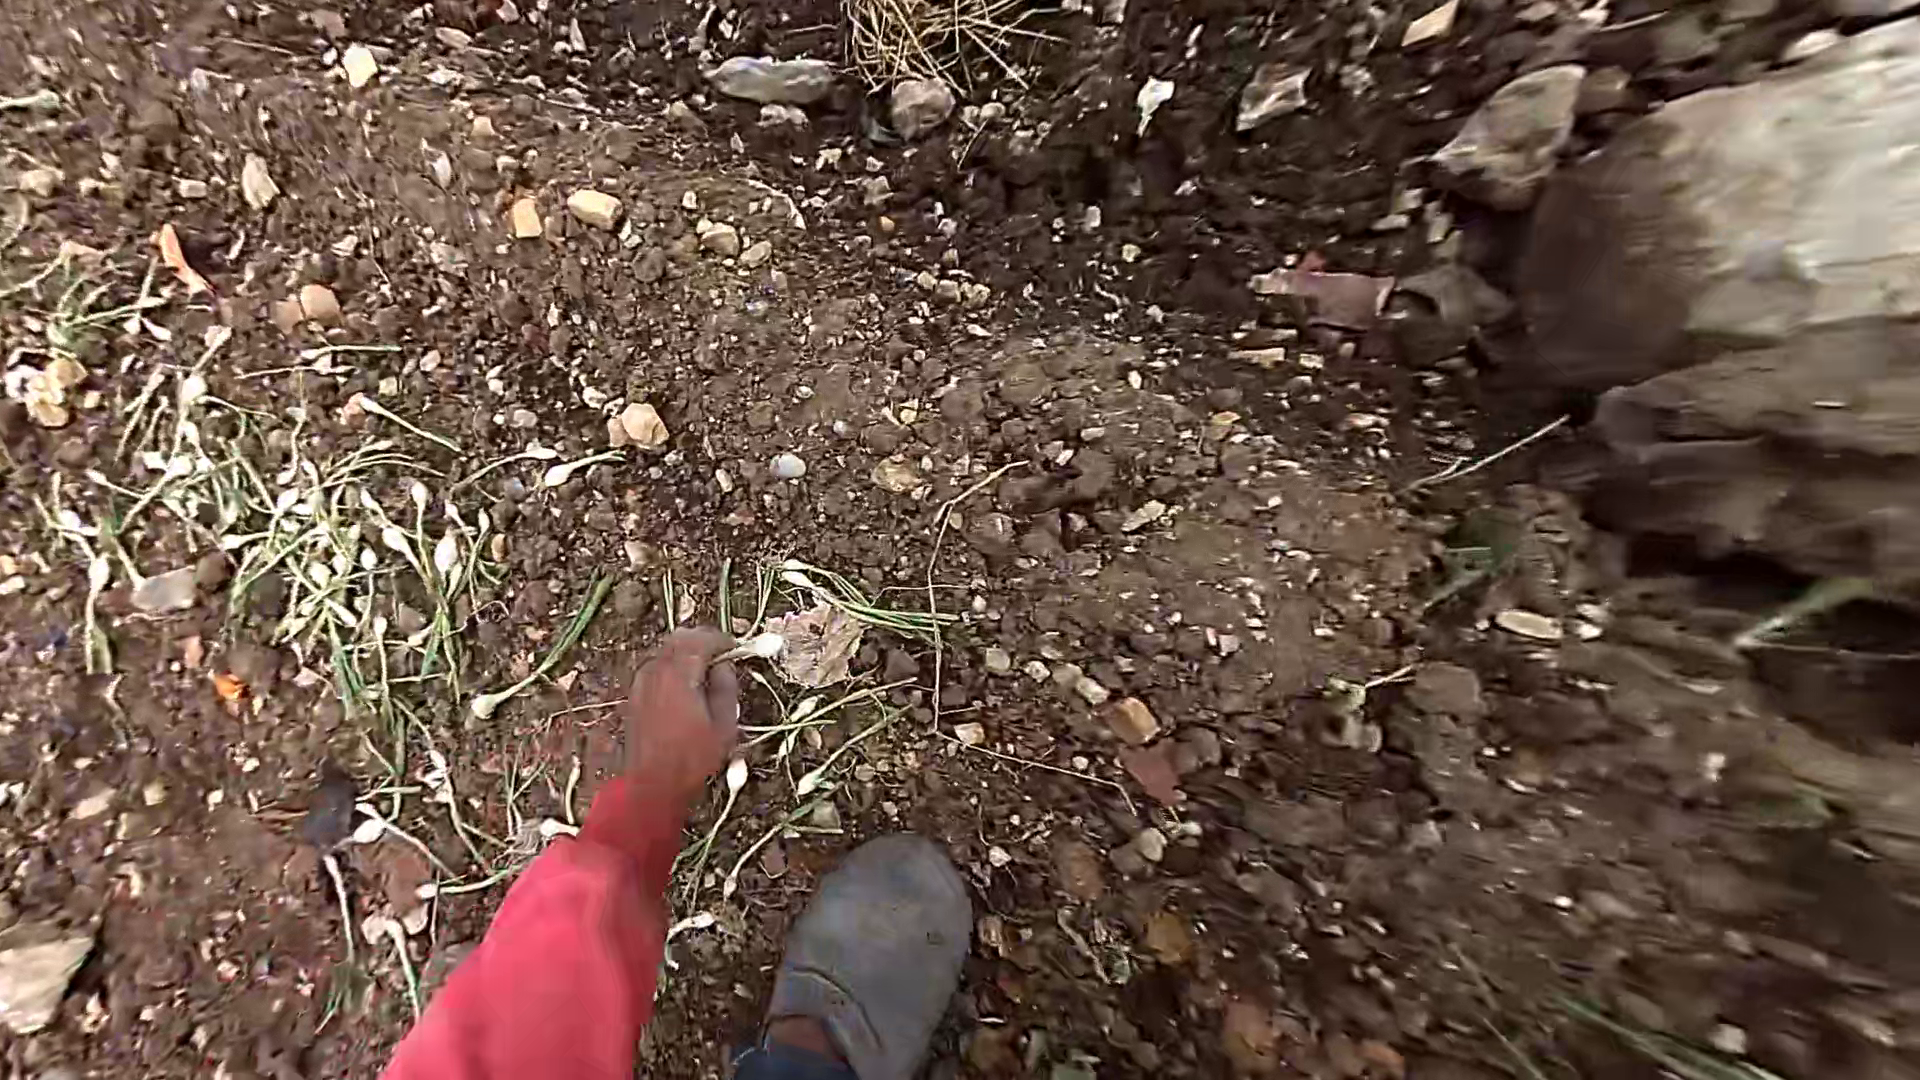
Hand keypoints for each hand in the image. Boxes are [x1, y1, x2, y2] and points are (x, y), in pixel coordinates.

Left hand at [623, 628, 740, 803]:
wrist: (652, 787)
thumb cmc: (694, 757)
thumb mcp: (724, 723)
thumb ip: (726, 686)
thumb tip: (724, 664)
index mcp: (679, 676)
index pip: (702, 639)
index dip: (723, 640)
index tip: (737, 648)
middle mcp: (656, 673)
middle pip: (680, 638)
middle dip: (704, 640)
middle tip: (723, 654)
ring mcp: (642, 683)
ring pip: (667, 650)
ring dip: (688, 652)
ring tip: (708, 670)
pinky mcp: (636, 695)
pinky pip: (658, 667)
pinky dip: (675, 666)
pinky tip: (688, 685)